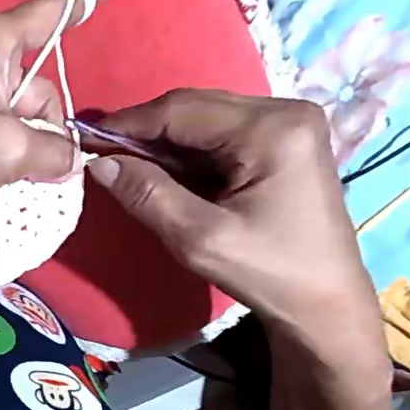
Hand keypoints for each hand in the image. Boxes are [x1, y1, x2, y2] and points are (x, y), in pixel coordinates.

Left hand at [0, 0, 116, 222]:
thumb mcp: (8, 151)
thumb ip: (53, 150)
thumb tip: (71, 159)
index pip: (49, 11)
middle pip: (40, 80)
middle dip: (51, 120)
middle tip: (50, 162)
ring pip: (23, 109)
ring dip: (33, 141)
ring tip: (22, 173)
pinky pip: (2, 123)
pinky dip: (13, 147)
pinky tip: (12, 173)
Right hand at [85, 90, 377, 334]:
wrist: (323, 302)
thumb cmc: (268, 272)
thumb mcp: (199, 238)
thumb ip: (149, 195)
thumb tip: (100, 164)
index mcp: (272, 128)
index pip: (183, 110)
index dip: (129, 123)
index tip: (86, 139)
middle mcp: (284, 111)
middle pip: (195, 107)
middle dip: (145, 131)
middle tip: (101, 154)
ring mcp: (287, 124)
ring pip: (204, 120)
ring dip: (163, 142)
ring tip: (125, 165)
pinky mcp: (283, 142)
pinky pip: (220, 136)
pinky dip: (186, 153)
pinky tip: (162, 172)